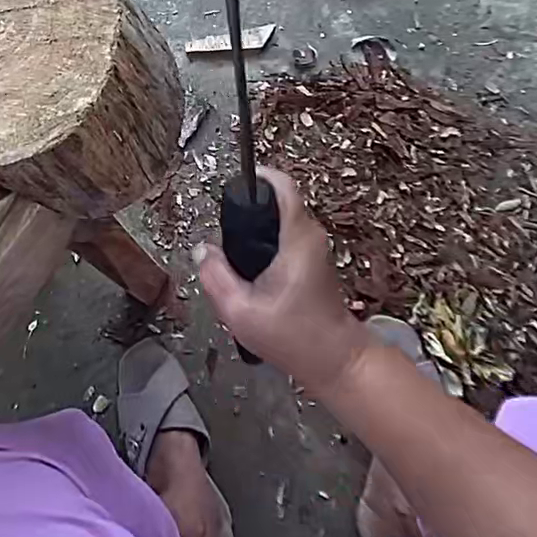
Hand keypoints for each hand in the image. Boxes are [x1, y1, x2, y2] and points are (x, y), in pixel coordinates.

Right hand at [195, 167, 372, 394]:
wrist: (334, 358)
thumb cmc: (293, 336)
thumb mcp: (241, 311)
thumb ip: (216, 276)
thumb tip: (202, 250)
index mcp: (297, 238)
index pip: (284, 187)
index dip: (260, 177)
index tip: (235, 186)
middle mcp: (311, 235)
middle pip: (279, 202)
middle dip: (251, 209)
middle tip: (225, 232)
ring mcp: (316, 246)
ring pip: (283, 219)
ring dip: (259, 228)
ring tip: (234, 253)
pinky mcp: (315, 258)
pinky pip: (288, 235)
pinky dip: (268, 241)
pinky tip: (252, 268)